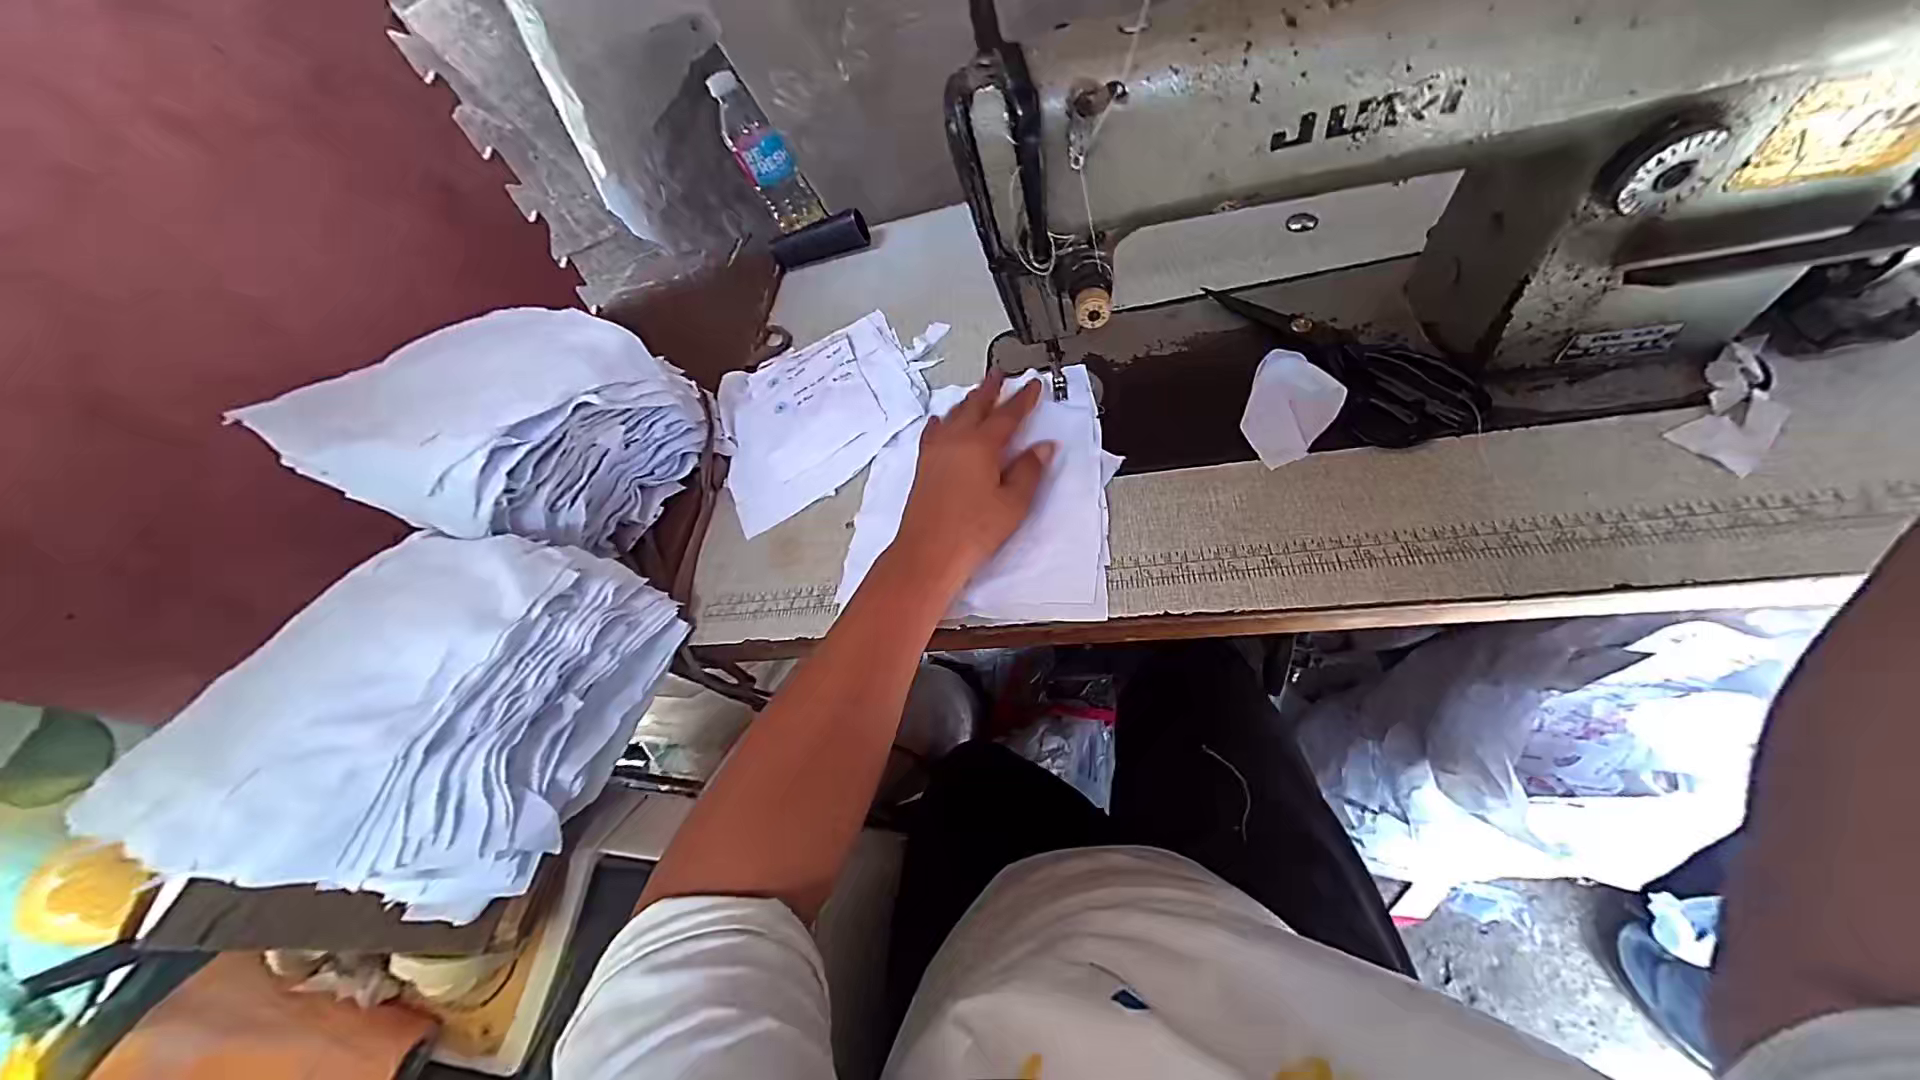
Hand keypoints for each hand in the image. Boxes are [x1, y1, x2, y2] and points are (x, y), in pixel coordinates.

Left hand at [888, 370, 1055, 592]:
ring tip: (976, 393)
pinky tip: (940, 422)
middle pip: (976, 406)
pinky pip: (934, 432)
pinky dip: (942, 422)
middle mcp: (955, 442)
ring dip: (968, 401)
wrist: (927, 553)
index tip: (1033, 386)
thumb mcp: (1013, 503)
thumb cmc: (969, 533)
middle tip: (1000, 375)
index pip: (1008, 414)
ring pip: (954, 415)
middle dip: (991, 389)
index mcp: (981, 445)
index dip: (1023, 398)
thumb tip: (1041, 449)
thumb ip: (1029, 471)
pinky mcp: (924, 467)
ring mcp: (935, 453)